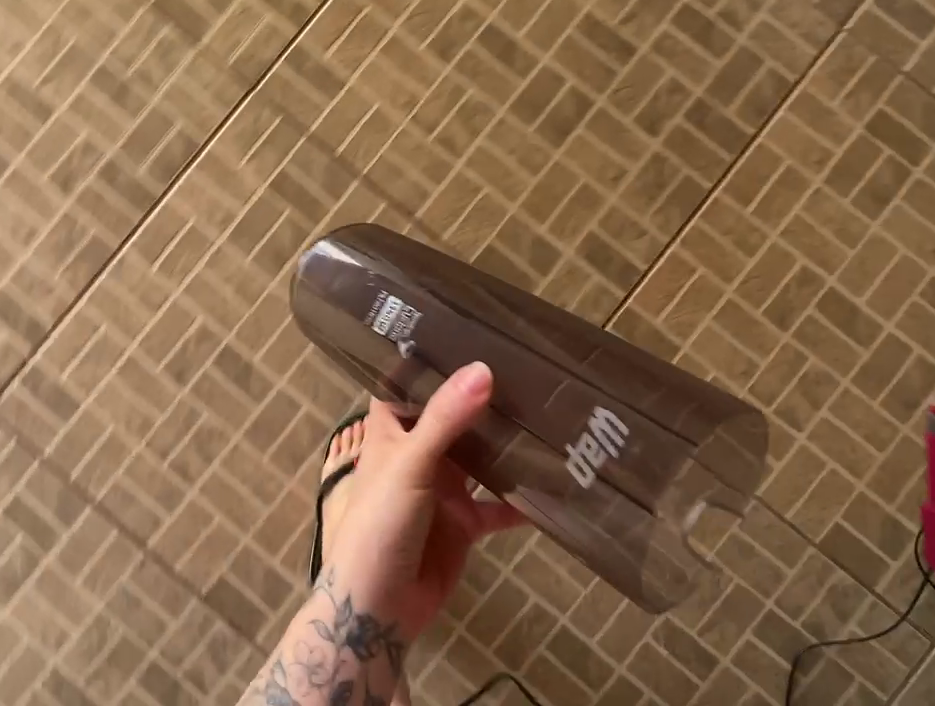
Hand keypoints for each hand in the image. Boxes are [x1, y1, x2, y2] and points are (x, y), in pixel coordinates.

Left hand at [317, 361, 528, 639]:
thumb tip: (483, 368)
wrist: (380, 605)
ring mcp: (442, 487)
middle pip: (452, 416)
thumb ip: (445, 418)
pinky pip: (497, 506)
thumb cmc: (380, 522)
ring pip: (479, 458)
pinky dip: (520, 499)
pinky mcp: (463, 523)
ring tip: (550, 415)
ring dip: (506, 445)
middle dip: (482, 399)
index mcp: (392, 429)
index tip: (468, 328)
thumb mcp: (411, 462)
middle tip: (530, 368)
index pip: (406, 380)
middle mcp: (418, 451)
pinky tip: (555, 486)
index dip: (429, 355)